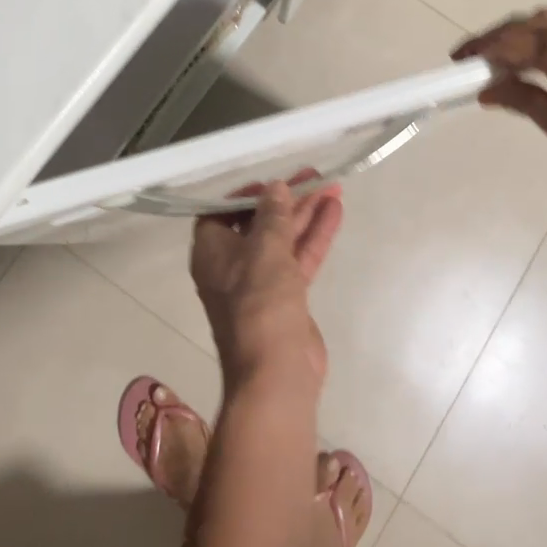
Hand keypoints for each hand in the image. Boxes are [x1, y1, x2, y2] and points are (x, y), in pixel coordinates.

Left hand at [191, 180, 343, 389]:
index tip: (271, 183)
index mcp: (212, 253)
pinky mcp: (287, 297)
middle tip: (312, 174)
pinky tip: (335, 212)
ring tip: (332, 186)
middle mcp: (233, 265)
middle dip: (285, 199)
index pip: (221, 213)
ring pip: (283, 239)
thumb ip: (272, 216)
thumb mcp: (265, 250)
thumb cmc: (259, 304)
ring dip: (305, 214)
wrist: (276, 372)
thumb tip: (275, 189)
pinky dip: (315, 236)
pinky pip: (300, 258)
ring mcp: (261, 283)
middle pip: (258, 223)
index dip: (245, 195)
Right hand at [455, 7, 546, 192]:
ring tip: (499, 56)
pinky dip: (543, 30)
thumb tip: (487, 91)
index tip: (457, 61)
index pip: (510, 42)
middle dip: (496, 40)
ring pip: (545, 20)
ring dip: (519, 33)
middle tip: (473, 59)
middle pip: (525, 25)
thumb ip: (520, 99)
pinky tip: (536, 48)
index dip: (481, 50)